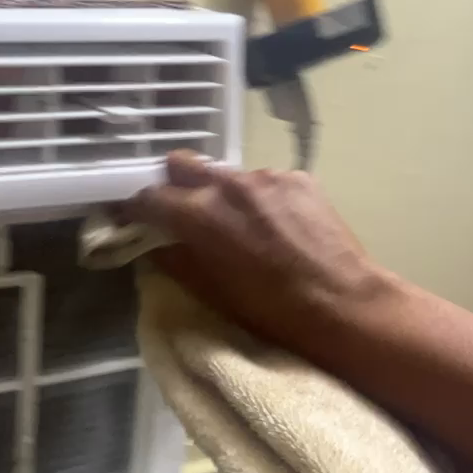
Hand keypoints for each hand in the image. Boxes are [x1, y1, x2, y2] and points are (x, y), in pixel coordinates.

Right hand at [122, 152, 397, 349]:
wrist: (342, 304)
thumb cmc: (267, 308)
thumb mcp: (207, 289)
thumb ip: (173, 258)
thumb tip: (155, 245)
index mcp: (198, 213)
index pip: (149, 197)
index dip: (134, 208)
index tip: (129, 218)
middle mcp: (228, 184)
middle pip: (181, 164)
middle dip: (172, 184)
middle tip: (176, 211)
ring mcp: (266, 177)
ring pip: (224, 174)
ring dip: (218, 193)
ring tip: (233, 222)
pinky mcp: (298, 178)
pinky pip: (261, 181)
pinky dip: (255, 198)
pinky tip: (269, 224)